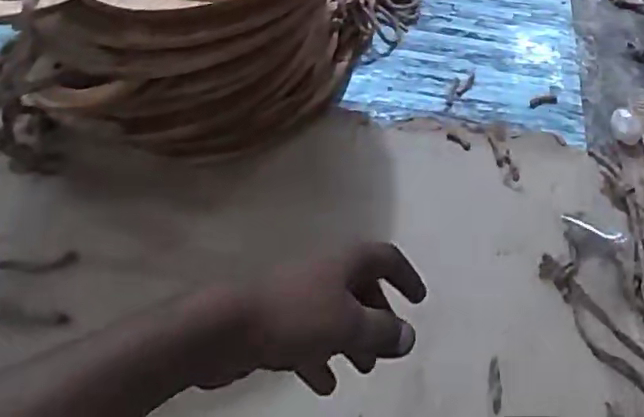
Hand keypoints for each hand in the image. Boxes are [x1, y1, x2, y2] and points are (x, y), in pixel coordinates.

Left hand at [193, 243, 426, 395]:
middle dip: (378, 317)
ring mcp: (300, 296)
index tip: (419, 300)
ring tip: (363, 369)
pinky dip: (322, 356)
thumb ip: (381, 332)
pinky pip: (310, 337)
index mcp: (348, 261)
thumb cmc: (295, 317)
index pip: (387, 259)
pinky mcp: (277, 322)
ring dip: (352, 341)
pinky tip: (325, 384)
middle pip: (362, 289)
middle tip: (388, 345)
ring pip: (336, 315)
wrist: (225, 328)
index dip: (406, 277)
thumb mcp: (348, 326)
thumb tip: (409, 337)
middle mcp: (327, 271)